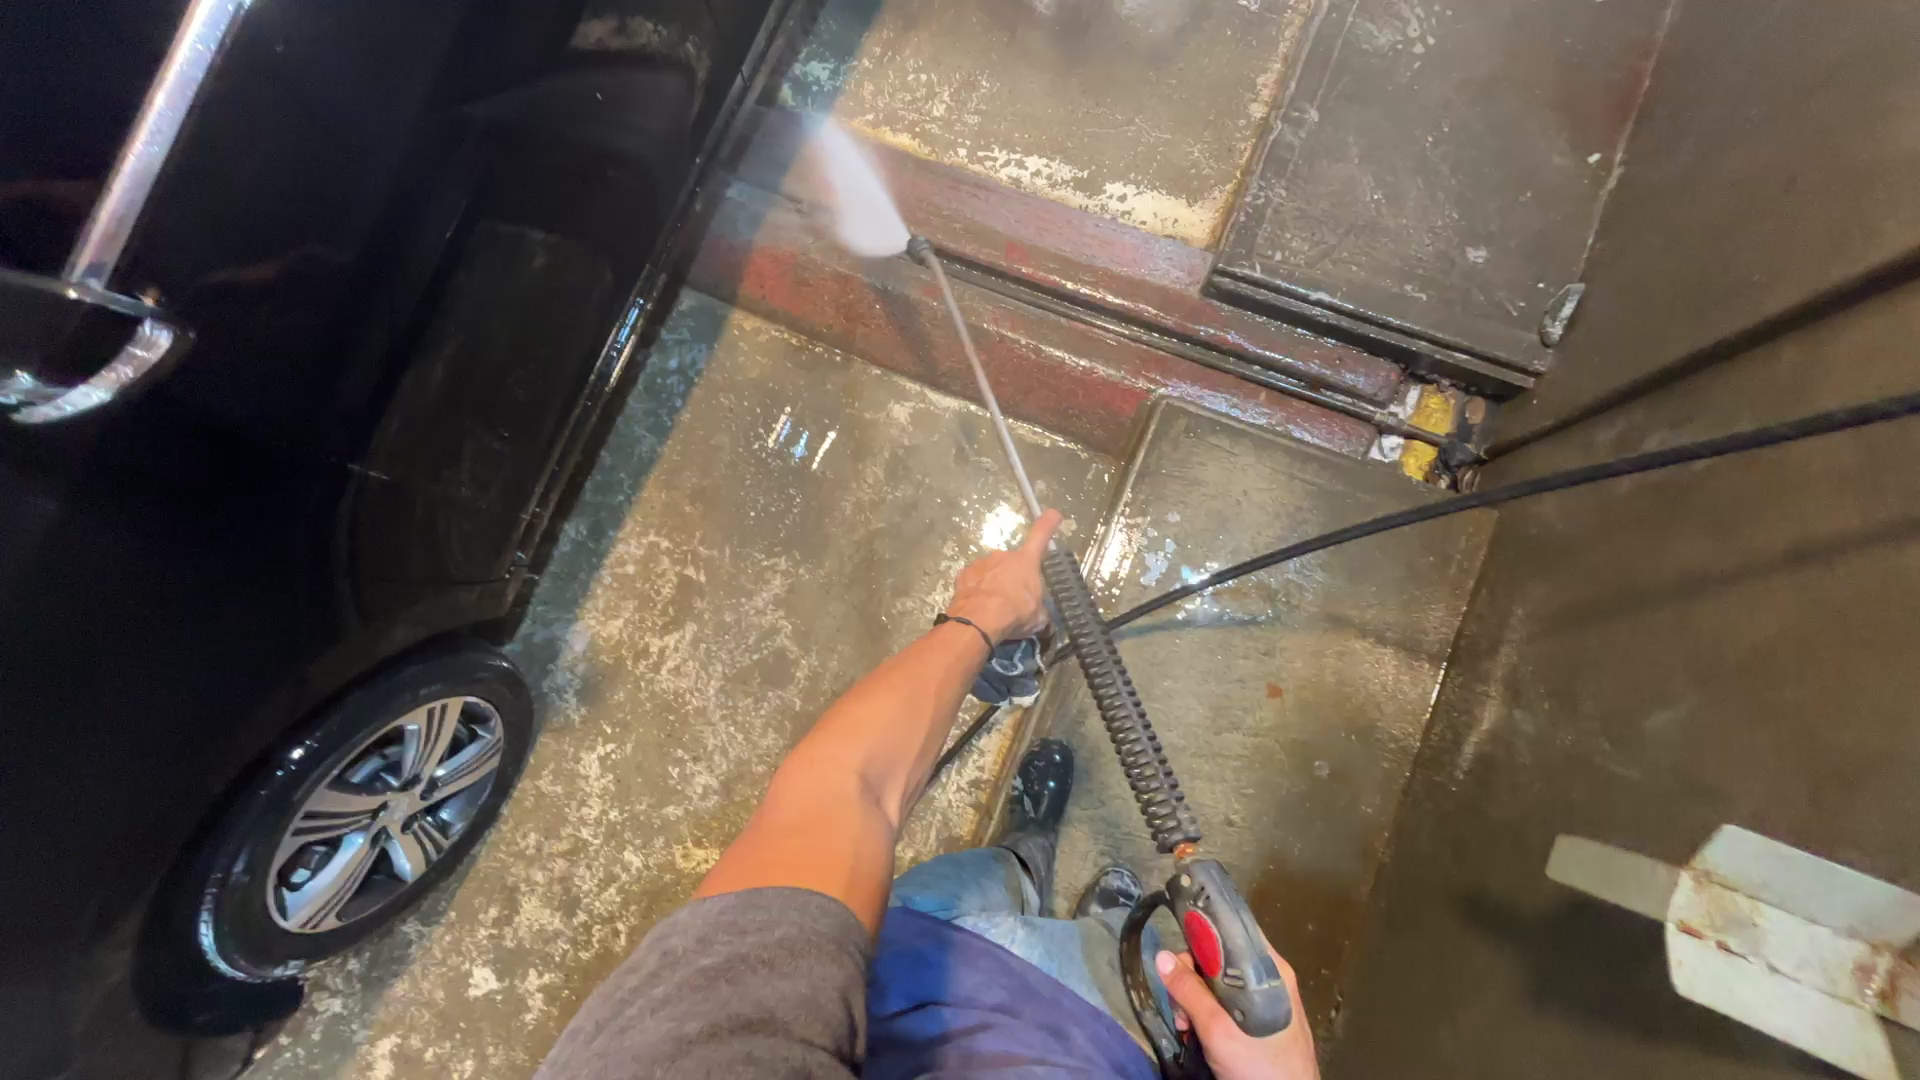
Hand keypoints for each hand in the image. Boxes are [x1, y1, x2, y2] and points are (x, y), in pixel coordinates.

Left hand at [945, 508, 1062, 642]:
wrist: (979, 619)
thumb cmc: (1015, 613)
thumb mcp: (1037, 616)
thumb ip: (1040, 609)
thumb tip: (1040, 613)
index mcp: (1026, 561)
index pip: (1040, 536)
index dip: (1048, 524)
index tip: (1052, 514)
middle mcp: (1003, 556)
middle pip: (1012, 563)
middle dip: (1013, 577)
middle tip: (1013, 599)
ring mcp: (981, 563)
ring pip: (991, 571)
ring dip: (994, 584)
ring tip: (993, 606)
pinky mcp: (963, 574)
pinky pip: (974, 580)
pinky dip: (976, 589)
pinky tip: (978, 605)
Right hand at [1156, 944, 1318, 1079]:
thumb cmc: (1261, 1068)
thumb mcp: (1218, 1030)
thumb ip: (1189, 992)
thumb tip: (1161, 955)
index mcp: (1269, 969)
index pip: (1233, 929)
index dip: (1204, 929)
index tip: (1178, 941)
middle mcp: (1268, 979)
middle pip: (1220, 958)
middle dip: (1192, 976)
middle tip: (1178, 1003)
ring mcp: (1265, 1003)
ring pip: (1219, 984)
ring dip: (1194, 1000)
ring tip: (1183, 1025)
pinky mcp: (1259, 1025)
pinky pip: (1226, 1006)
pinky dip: (1206, 1015)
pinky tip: (1194, 1033)